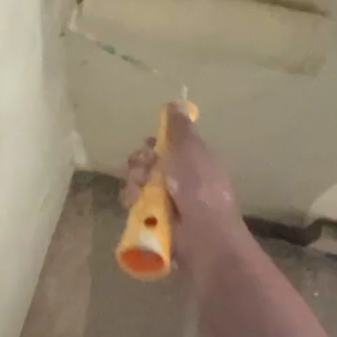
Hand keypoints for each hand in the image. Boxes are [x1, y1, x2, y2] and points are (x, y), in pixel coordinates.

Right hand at [121, 103, 249, 269]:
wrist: (204, 234)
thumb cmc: (199, 186)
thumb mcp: (190, 149)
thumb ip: (179, 127)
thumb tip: (175, 102)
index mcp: (193, 160)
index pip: (167, 145)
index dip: (154, 144)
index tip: (151, 146)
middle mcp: (181, 179)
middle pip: (148, 163)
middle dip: (140, 163)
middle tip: (144, 171)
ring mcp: (168, 201)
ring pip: (139, 183)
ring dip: (134, 183)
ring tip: (138, 191)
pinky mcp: (157, 220)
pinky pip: (136, 205)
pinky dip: (132, 202)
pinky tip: (133, 204)